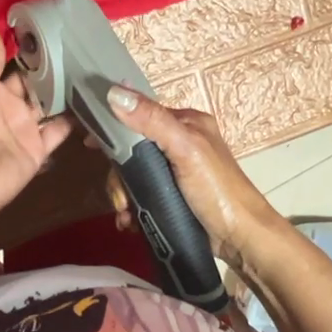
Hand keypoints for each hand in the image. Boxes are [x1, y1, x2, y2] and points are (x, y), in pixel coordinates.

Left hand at [0, 25, 73, 227]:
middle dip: (53, 69)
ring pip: (50, 105)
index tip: (54, 30)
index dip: (30, 51)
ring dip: (66, 91)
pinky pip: (60, 131)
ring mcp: (26, 129)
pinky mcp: (39, 149)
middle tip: (81, 47)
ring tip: (92, 69)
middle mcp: (9, 107)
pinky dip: (75, 119)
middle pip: (35, 84)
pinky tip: (93, 102)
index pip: (13, 66)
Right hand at [104, 86, 287, 261]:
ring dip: (123, 195)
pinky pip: (141, 193)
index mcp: (187, 122)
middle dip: (119, 175)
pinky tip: (130, 221)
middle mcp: (180, 142)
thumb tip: (114, 93)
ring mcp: (176, 171)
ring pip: (133, 174)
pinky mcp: (172, 196)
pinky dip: (132, 207)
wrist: (241, 238)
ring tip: (125, 214)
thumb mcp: (185, 149)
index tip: (91, 144)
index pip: (140, 113)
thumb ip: (152, 121)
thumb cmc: (217, 189)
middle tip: (119, 199)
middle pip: (132, 148)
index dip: (114, 126)